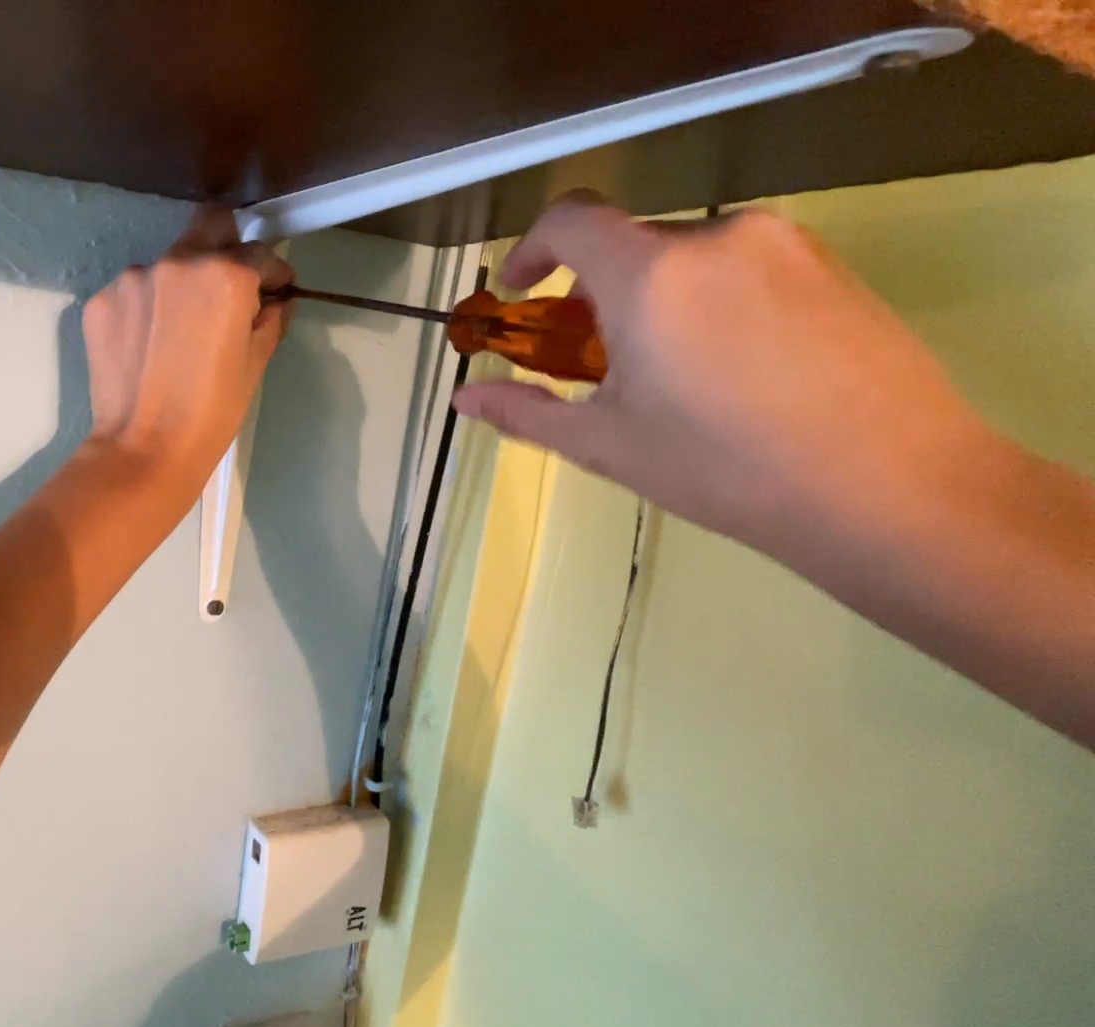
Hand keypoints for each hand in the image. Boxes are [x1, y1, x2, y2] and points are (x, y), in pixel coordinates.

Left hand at [81, 204, 294, 487]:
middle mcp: (176, 263)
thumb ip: (269, 319)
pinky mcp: (101, 302)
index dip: (272, 273)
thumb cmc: (211, 413)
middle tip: (229, 286)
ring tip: (179, 332)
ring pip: (166, 263)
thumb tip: (275, 301)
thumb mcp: (254, 364)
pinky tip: (149, 345)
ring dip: (180, 285)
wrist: (144, 450)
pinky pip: (133, 292)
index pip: (258, 252)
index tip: (274, 291)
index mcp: (225, 275)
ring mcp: (132, 279)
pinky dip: (146, 308)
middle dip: (226, 245)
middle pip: (208, 226)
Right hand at [452, 194, 998, 561]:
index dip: (532, 247)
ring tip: (669, 372)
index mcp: (649, 275)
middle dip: (596, 292)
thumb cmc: (720, 466)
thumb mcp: (604, 443)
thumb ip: (525, 410)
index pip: (571, 219)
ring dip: (653, 298)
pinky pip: (740, 264)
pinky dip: (707, 299)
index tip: (523, 291)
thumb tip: (464, 400)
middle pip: (628, 244)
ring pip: (686, 255)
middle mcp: (716, 237)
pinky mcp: (830, 263)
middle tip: (598, 360)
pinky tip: (729, 368)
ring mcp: (783, 244)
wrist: (886, 484)